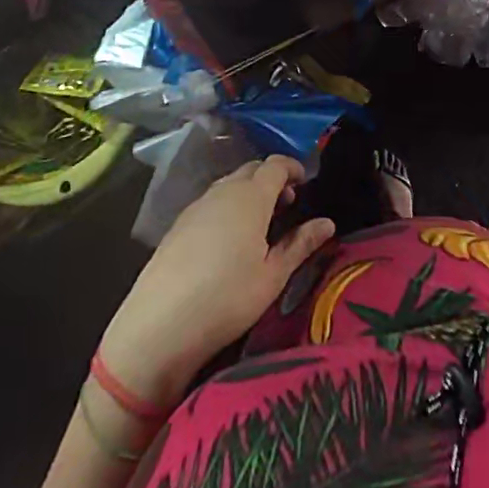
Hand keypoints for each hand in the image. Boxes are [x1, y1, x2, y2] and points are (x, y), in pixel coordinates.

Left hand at [97, 156, 334, 409]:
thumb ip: (300, 244)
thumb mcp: (273, 275)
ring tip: (262, 224)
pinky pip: (210, 203)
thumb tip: (327, 223)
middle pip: (250, 170)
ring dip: (249, 193)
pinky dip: (228, 207)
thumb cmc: (229, 297)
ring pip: (228, 186)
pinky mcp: (178, 225)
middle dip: (271, 179)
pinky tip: (231, 239)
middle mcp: (221, 192)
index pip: (274, 165)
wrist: (162, 322)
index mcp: (249, 197)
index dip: (292, 167)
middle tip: (288, 205)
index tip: (305, 182)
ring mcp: (195, 207)